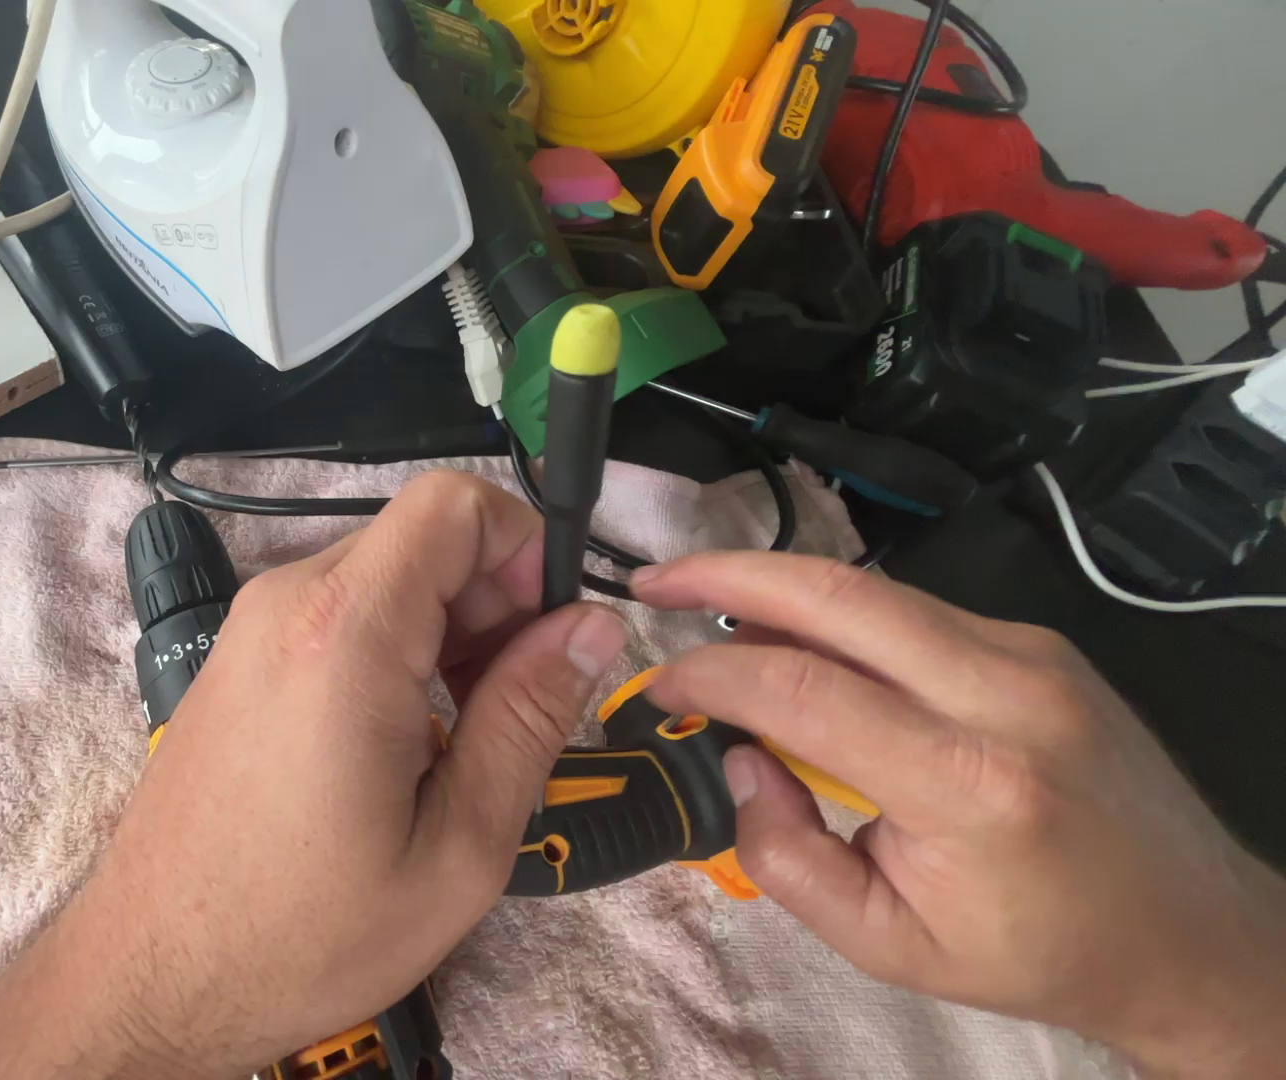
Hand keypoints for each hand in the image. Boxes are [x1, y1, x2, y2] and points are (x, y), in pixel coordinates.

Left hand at [0, 472, 627, 1078]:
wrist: (152, 969)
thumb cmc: (306, 929)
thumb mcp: (457, 845)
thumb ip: (530, 716)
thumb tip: (593, 624)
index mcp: (347, 628)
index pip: (452, 501)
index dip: (521, 545)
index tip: (545, 632)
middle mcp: (290, 597)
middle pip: (422, 538)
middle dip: (491, 599)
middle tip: (511, 704)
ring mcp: (253, 620)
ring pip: (386, 572)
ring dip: (445, 627)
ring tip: (458, 732)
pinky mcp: (239, 650)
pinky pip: (340, 608)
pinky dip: (394, 642)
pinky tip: (400, 733)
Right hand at [633, 553, 1285, 1079]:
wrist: (1201, 936)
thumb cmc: (1031, 948)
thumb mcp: (884, 943)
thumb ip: (784, 858)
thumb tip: (741, 760)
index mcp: (971, 787)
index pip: (798, 690)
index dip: (706, 677)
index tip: (659, 691)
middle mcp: (1006, 696)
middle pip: (832, 594)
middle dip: (720, 574)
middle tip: (651, 583)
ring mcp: (1026, 655)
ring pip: (860, 587)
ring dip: (762, 584)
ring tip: (698, 601)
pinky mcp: (1028, 642)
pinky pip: (895, 607)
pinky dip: (817, 610)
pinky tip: (784, 638)